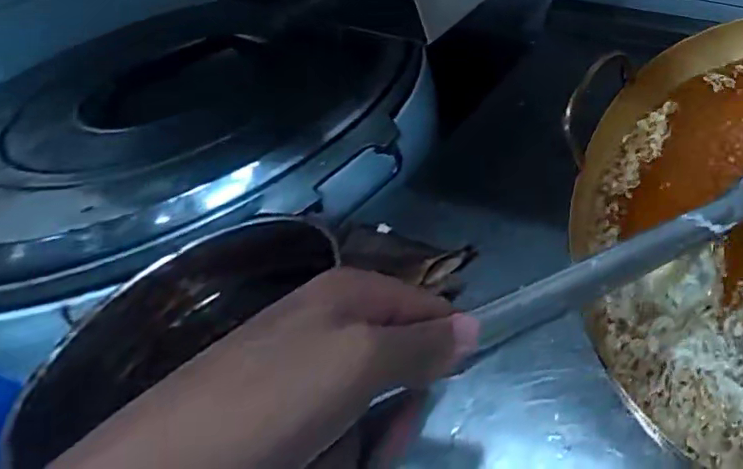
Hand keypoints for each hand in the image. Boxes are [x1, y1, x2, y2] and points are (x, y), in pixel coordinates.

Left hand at [56, 267, 477, 468]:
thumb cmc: (267, 404)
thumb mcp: (359, 364)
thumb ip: (421, 343)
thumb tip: (475, 325)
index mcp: (348, 292)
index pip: (425, 308)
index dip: (440, 350)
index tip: (433, 396)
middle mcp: (324, 323)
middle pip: (395, 364)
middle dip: (394, 414)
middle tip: (376, 449)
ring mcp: (292, 373)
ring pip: (360, 410)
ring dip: (355, 448)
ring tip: (321, 465)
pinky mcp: (267, 420)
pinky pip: (322, 436)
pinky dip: (324, 459)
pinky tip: (302, 468)